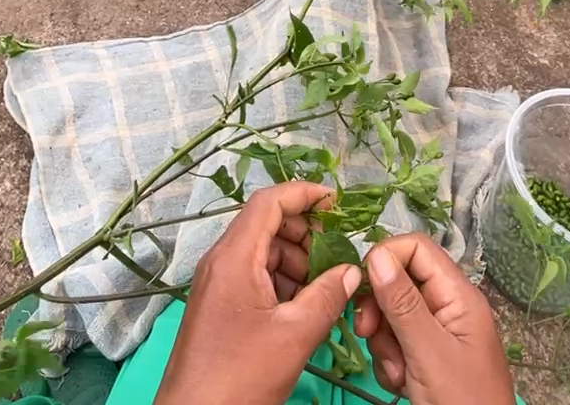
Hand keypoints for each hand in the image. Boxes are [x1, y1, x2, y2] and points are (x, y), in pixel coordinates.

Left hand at [156, 182, 362, 404]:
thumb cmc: (241, 376)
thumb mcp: (294, 335)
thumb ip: (327, 296)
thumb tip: (352, 271)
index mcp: (234, 256)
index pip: (269, 201)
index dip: (304, 193)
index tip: (336, 201)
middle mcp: (222, 260)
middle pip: (267, 224)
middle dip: (305, 233)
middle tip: (336, 254)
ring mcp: (218, 283)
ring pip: (263, 251)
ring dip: (296, 261)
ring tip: (324, 286)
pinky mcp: (219, 305)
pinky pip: (255, 275)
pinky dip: (282, 281)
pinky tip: (303, 305)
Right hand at [352, 234, 514, 404]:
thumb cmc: (462, 403)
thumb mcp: (429, 354)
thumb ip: (403, 304)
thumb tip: (377, 254)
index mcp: (458, 295)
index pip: (417, 249)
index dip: (386, 257)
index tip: (362, 286)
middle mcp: (448, 307)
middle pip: (400, 281)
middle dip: (380, 308)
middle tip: (367, 333)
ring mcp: (439, 333)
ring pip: (394, 314)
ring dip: (385, 342)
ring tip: (397, 372)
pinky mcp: (428, 358)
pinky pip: (397, 342)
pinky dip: (390, 361)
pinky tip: (400, 382)